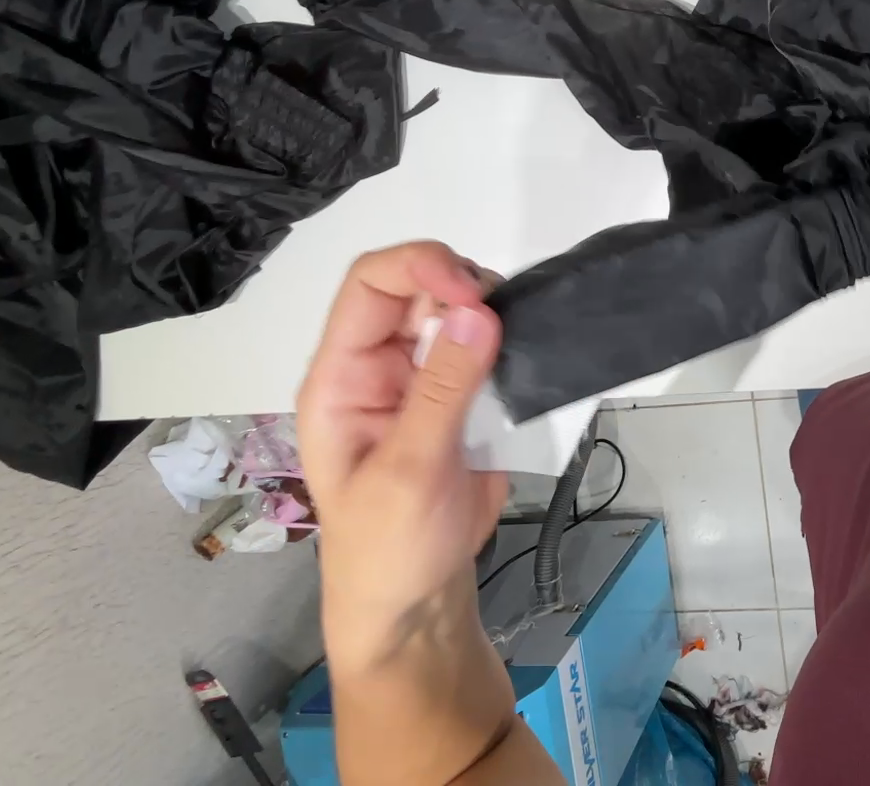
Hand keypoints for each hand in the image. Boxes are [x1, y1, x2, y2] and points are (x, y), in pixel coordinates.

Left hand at [297, 241, 505, 670]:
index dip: (422, 269)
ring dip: (492, 313)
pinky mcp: (465, 401)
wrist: (419, 600)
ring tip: (519, 341)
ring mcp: (425, 383)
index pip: (371, 286)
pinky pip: (487, 351)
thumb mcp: (409, 470)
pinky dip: (511, 344)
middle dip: (463, 285)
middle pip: (417, 288)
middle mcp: (381, 367)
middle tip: (507, 318)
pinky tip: (527, 362)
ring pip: (457, 313)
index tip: (477, 296)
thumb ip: (443, 390)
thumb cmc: (389, 546)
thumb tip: (479, 311)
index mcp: (343, 376)